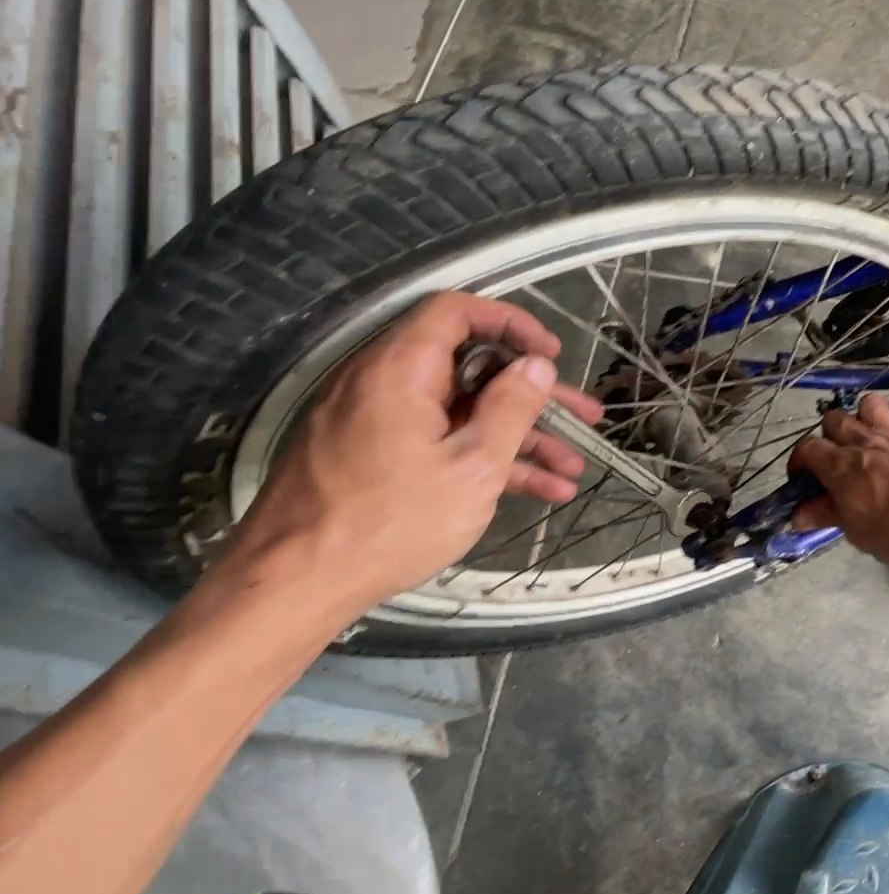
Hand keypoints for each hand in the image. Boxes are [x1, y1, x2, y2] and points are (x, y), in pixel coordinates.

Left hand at [223, 291, 605, 607]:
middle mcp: (383, 384)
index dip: (512, 323)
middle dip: (535, 395)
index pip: (456, 312)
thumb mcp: (473, 466)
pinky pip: (440, 441)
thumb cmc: (394, 519)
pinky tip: (540, 491)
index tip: (553, 355)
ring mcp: (377, 422)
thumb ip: (511, 408)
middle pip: (471, 369)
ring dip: (522, 437)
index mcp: (400, 371)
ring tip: (572, 469)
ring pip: (463, 412)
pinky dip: (486, 459)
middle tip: (587, 417)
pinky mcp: (375, 456)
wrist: (296, 582)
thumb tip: (537, 364)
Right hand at [789, 387, 888, 567]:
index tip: (806, 478)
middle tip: (841, 459)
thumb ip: (829, 516)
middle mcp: (865, 439)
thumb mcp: (858, 534)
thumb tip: (799, 515)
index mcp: (841, 466)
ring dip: (866, 416)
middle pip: (834, 420)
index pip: (807, 449)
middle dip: (832, 437)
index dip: (802, 461)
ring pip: (869, 402)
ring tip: (872, 435)